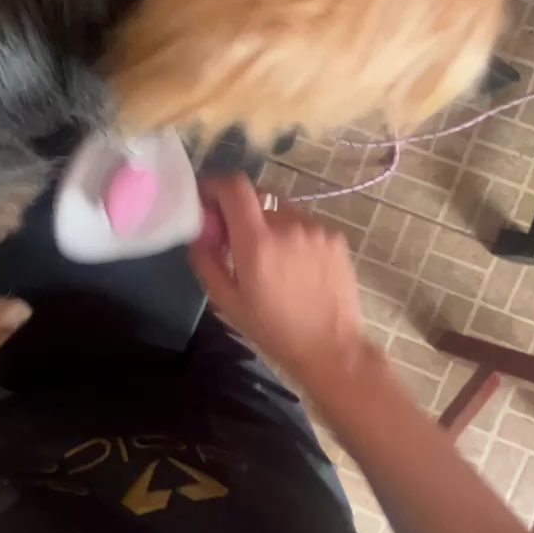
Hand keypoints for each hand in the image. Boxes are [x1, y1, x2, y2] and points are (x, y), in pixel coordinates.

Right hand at [188, 174, 378, 391]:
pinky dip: (291, 235)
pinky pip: (302, 223)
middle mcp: (288, 225)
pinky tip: (295, 266)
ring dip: (268, 226)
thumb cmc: (271, 327)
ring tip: (271, 260)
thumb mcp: (224, 299)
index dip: (216, 185)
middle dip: (240, 214)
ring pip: (279, 211)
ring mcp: (315, 228)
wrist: (331, 347)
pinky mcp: (335, 237)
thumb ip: (205, 258)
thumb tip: (198, 229)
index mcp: (257, 241)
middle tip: (236, 242)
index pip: (234, 187)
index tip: (207, 200)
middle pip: (255, 198)